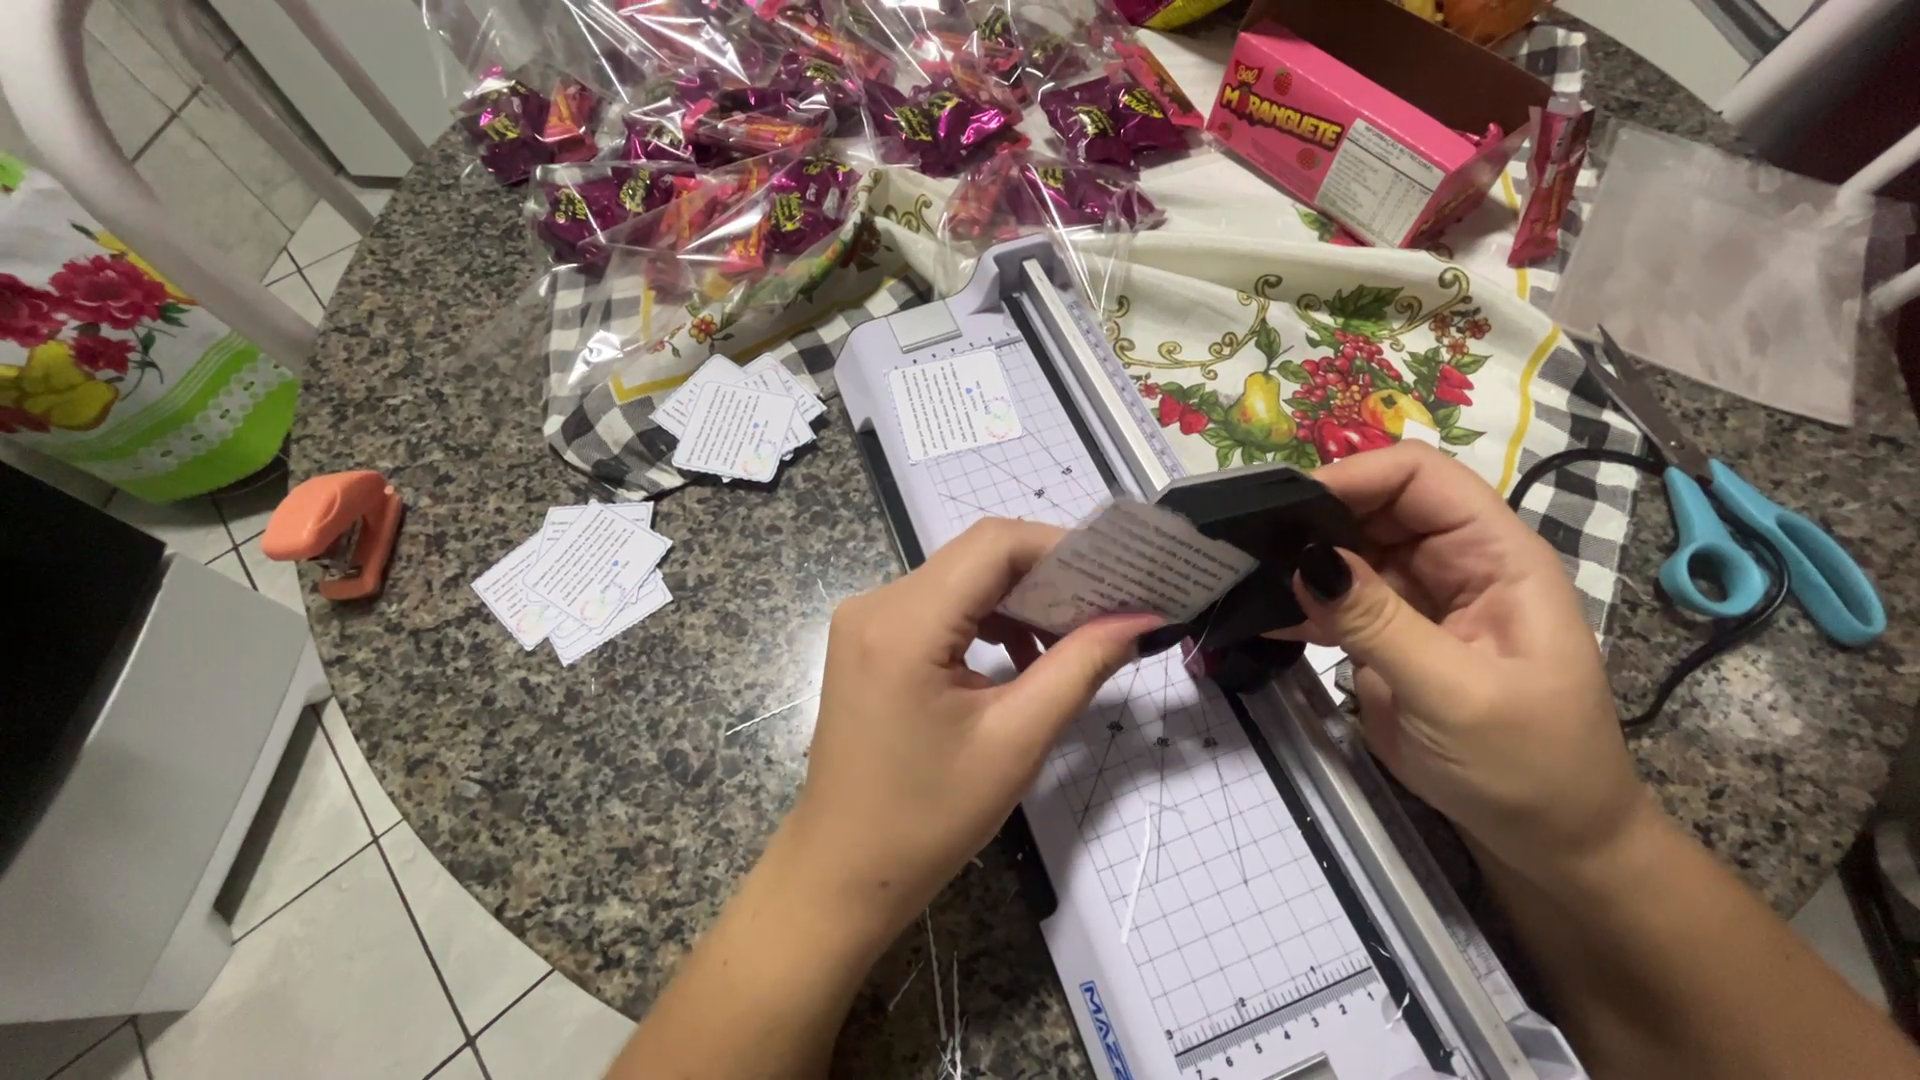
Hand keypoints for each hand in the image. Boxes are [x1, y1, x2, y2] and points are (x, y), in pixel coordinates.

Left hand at [789, 518, 1161, 936]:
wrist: (845, 871)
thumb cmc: (928, 818)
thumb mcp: (1016, 741)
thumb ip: (1079, 667)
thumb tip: (1139, 619)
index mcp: (904, 624)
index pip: (994, 545)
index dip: (1062, 546)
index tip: (1118, 573)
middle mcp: (876, 605)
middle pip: (977, 558)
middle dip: (1048, 574)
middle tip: (1111, 603)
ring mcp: (866, 622)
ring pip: (961, 581)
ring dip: (1020, 599)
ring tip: (1075, 635)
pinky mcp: (869, 642)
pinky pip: (939, 608)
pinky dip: (987, 620)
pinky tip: (1023, 655)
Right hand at [1281, 443, 1653, 880]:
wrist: (1546, 838)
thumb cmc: (1526, 764)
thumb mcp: (1454, 693)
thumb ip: (1379, 623)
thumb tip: (1305, 559)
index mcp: (1495, 557)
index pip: (1421, 478)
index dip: (1356, 477)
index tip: (1286, 507)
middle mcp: (1453, 564)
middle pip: (1375, 507)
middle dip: (1313, 516)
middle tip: (1245, 541)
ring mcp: (1417, 601)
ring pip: (1347, 551)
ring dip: (1297, 559)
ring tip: (1239, 572)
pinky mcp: (1387, 637)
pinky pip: (1335, 600)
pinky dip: (1297, 604)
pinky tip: (1258, 616)